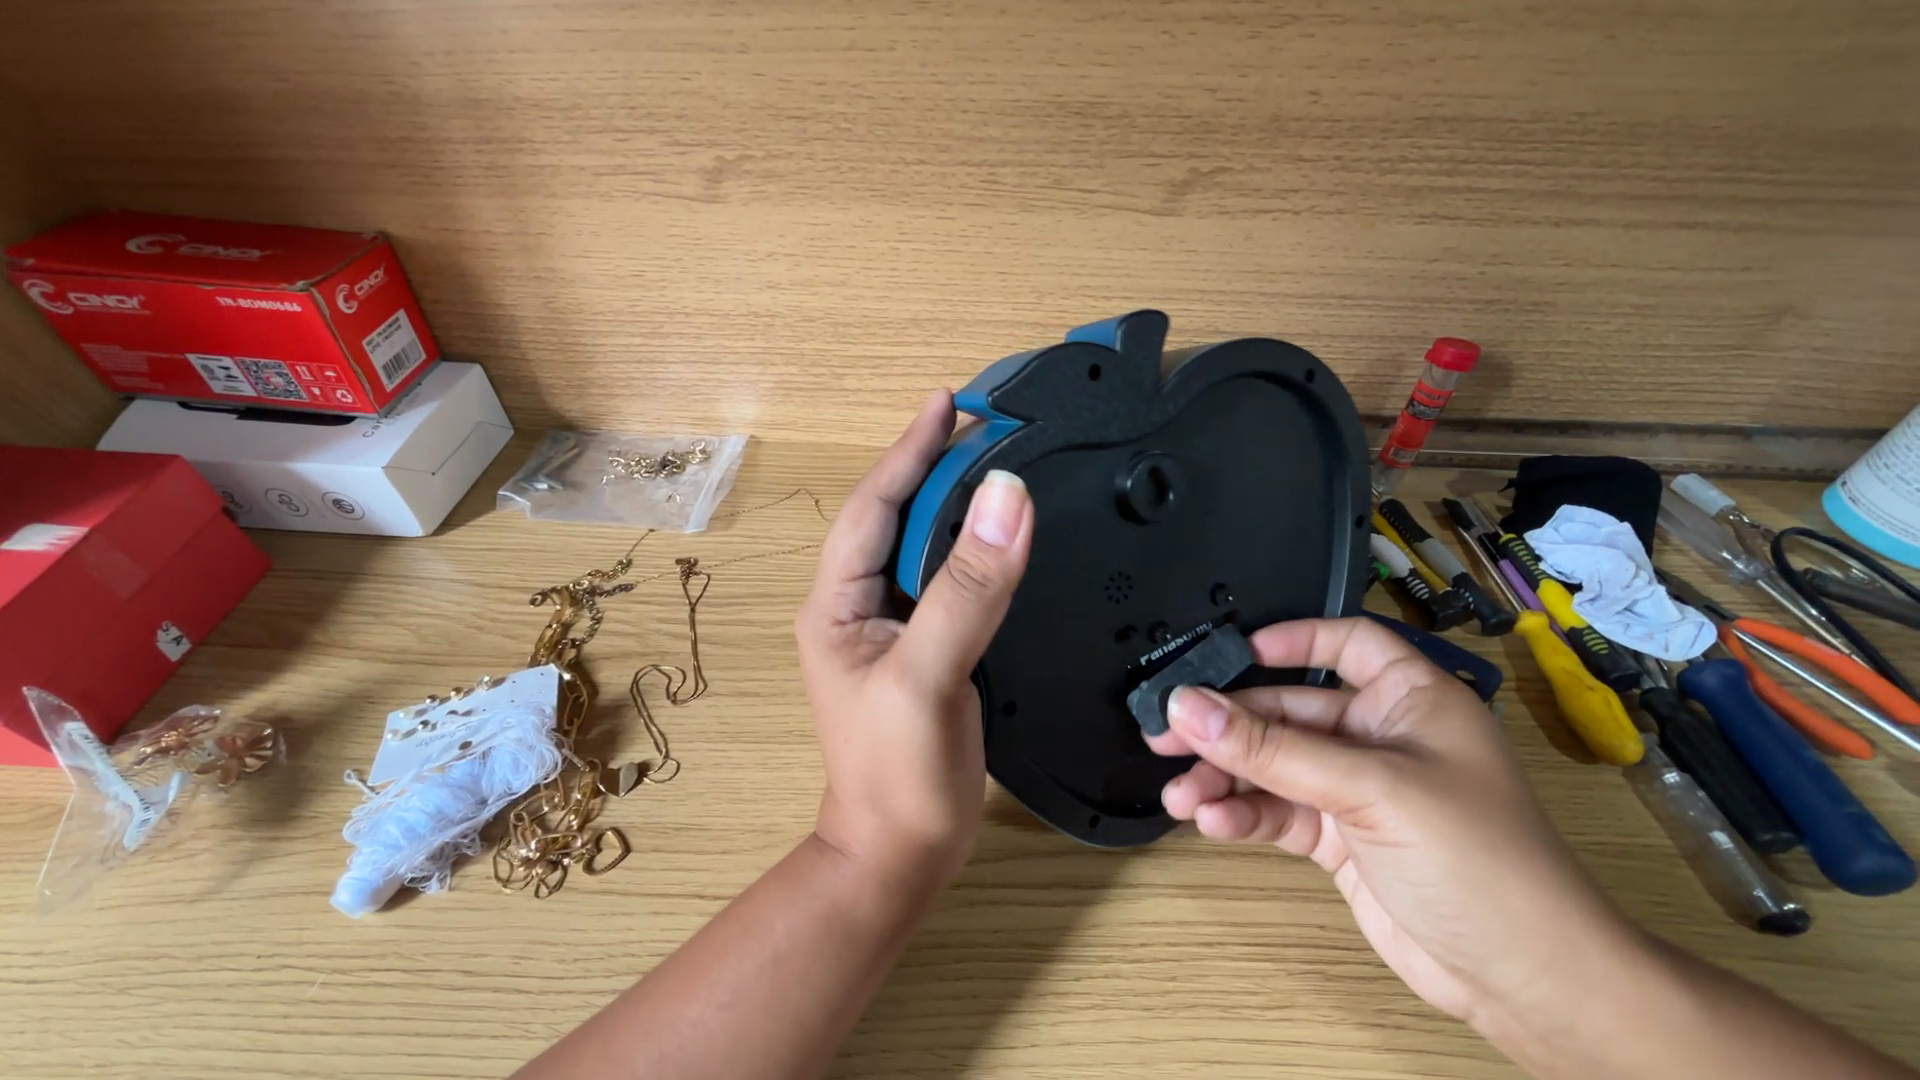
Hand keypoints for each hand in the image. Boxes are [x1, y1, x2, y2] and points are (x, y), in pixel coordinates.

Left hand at [796, 392, 1033, 887]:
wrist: (901, 852)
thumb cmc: (899, 773)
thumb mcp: (929, 674)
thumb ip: (966, 588)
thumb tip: (1007, 497)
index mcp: (835, 603)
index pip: (873, 506)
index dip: (910, 450)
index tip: (948, 401)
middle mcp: (854, 604)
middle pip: (895, 516)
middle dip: (934, 465)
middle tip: (985, 422)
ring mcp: (886, 627)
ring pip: (919, 545)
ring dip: (953, 501)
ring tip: (994, 459)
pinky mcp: (920, 647)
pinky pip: (943, 579)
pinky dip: (970, 546)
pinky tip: (996, 531)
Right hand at [1147, 617, 1643, 1031]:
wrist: (1526, 983)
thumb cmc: (1480, 862)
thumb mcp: (1368, 790)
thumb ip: (1271, 749)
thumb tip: (1188, 707)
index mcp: (1410, 699)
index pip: (1347, 643)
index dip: (1292, 639)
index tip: (1231, 653)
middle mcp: (1380, 736)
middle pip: (1287, 710)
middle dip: (1227, 726)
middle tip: (1167, 735)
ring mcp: (1357, 789)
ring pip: (1272, 765)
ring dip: (1224, 777)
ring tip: (1180, 796)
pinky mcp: (1339, 837)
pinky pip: (1277, 811)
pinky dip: (1243, 816)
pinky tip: (1214, 824)